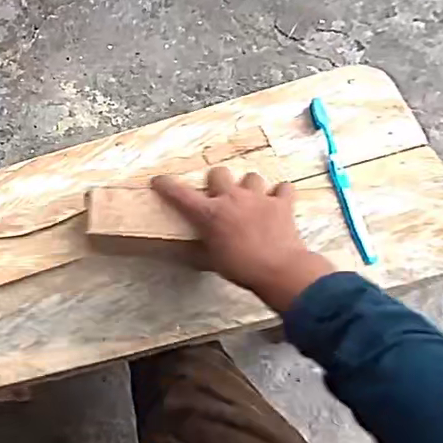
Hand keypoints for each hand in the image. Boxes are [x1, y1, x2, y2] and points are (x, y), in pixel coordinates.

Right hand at [151, 167, 336, 311]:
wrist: (279, 270)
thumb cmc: (240, 268)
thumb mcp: (212, 258)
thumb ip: (204, 243)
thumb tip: (197, 244)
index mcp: (210, 213)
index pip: (180, 194)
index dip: (167, 185)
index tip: (159, 181)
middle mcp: (232, 198)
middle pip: (218, 172)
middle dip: (217, 181)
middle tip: (220, 194)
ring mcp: (259, 197)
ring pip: (251, 177)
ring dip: (249, 186)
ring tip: (251, 199)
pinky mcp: (282, 203)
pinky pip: (283, 188)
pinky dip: (280, 194)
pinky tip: (277, 202)